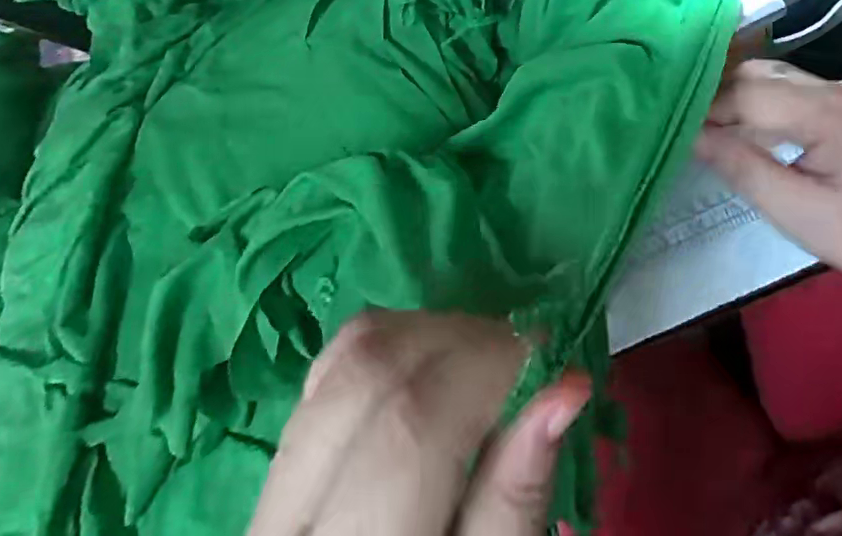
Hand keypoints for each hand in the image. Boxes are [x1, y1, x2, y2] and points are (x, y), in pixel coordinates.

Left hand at [247, 310, 591, 535]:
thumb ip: (517, 498)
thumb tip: (567, 388)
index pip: (412, 419)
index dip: (490, 363)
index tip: (549, 352)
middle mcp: (291, 511)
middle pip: (374, 367)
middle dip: (465, 337)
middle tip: (523, 355)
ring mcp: (274, 478)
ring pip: (351, 349)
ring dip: (432, 330)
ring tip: (484, 360)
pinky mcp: (280, 450)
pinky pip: (335, 360)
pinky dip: (397, 341)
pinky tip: (434, 366)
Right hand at [695, 60, 841, 283]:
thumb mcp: (792, 209)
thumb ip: (740, 166)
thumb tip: (689, 134)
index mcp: (822, 111)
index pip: (745, 95)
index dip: (704, 110)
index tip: (670, 126)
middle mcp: (826, 89)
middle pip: (752, 76)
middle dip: (711, 97)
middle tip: (676, 122)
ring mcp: (830, 93)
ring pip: (762, 76)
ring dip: (727, 96)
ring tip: (695, 122)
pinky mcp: (828, 104)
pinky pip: (776, 88)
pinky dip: (746, 100)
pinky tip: (728, 123)